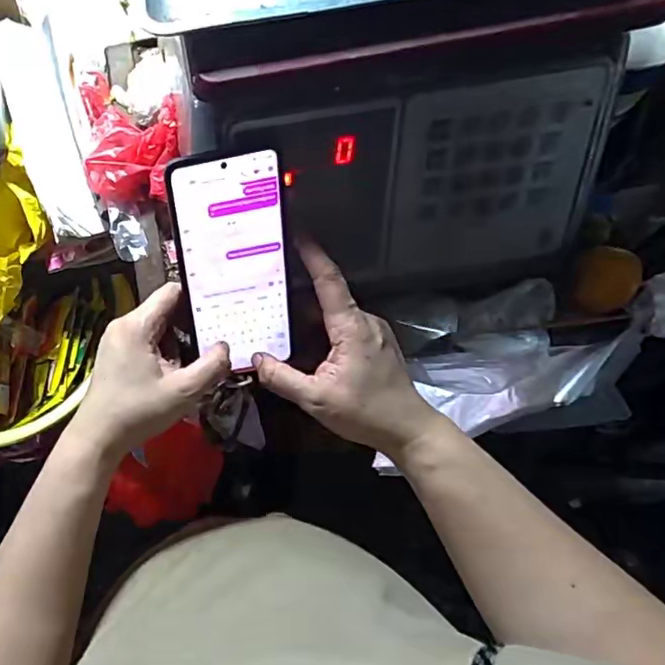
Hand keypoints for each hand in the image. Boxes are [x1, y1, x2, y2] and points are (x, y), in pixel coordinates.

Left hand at [69, 281, 229, 458]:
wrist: (98, 437)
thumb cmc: (137, 412)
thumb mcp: (183, 391)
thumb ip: (211, 366)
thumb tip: (225, 347)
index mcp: (135, 325)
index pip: (171, 292)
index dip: (197, 298)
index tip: (218, 311)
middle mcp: (123, 325)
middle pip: (165, 310)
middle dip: (190, 324)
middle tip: (214, 340)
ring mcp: (115, 339)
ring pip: (156, 328)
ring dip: (177, 343)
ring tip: (196, 362)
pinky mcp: (114, 354)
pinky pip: (145, 341)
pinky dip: (162, 352)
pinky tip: (174, 373)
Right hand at [253, 241, 453, 457]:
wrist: (408, 429)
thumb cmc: (365, 412)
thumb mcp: (315, 399)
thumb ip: (282, 378)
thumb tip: (256, 359)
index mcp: (352, 328)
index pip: (330, 283)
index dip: (314, 257)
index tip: (299, 236)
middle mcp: (365, 322)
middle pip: (328, 296)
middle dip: (300, 287)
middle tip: (270, 280)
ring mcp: (372, 333)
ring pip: (334, 313)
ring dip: (308, 311)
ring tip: (277, 309)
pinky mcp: (374, 345)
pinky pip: (342, 326)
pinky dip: (320, 326)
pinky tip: (301, 338)